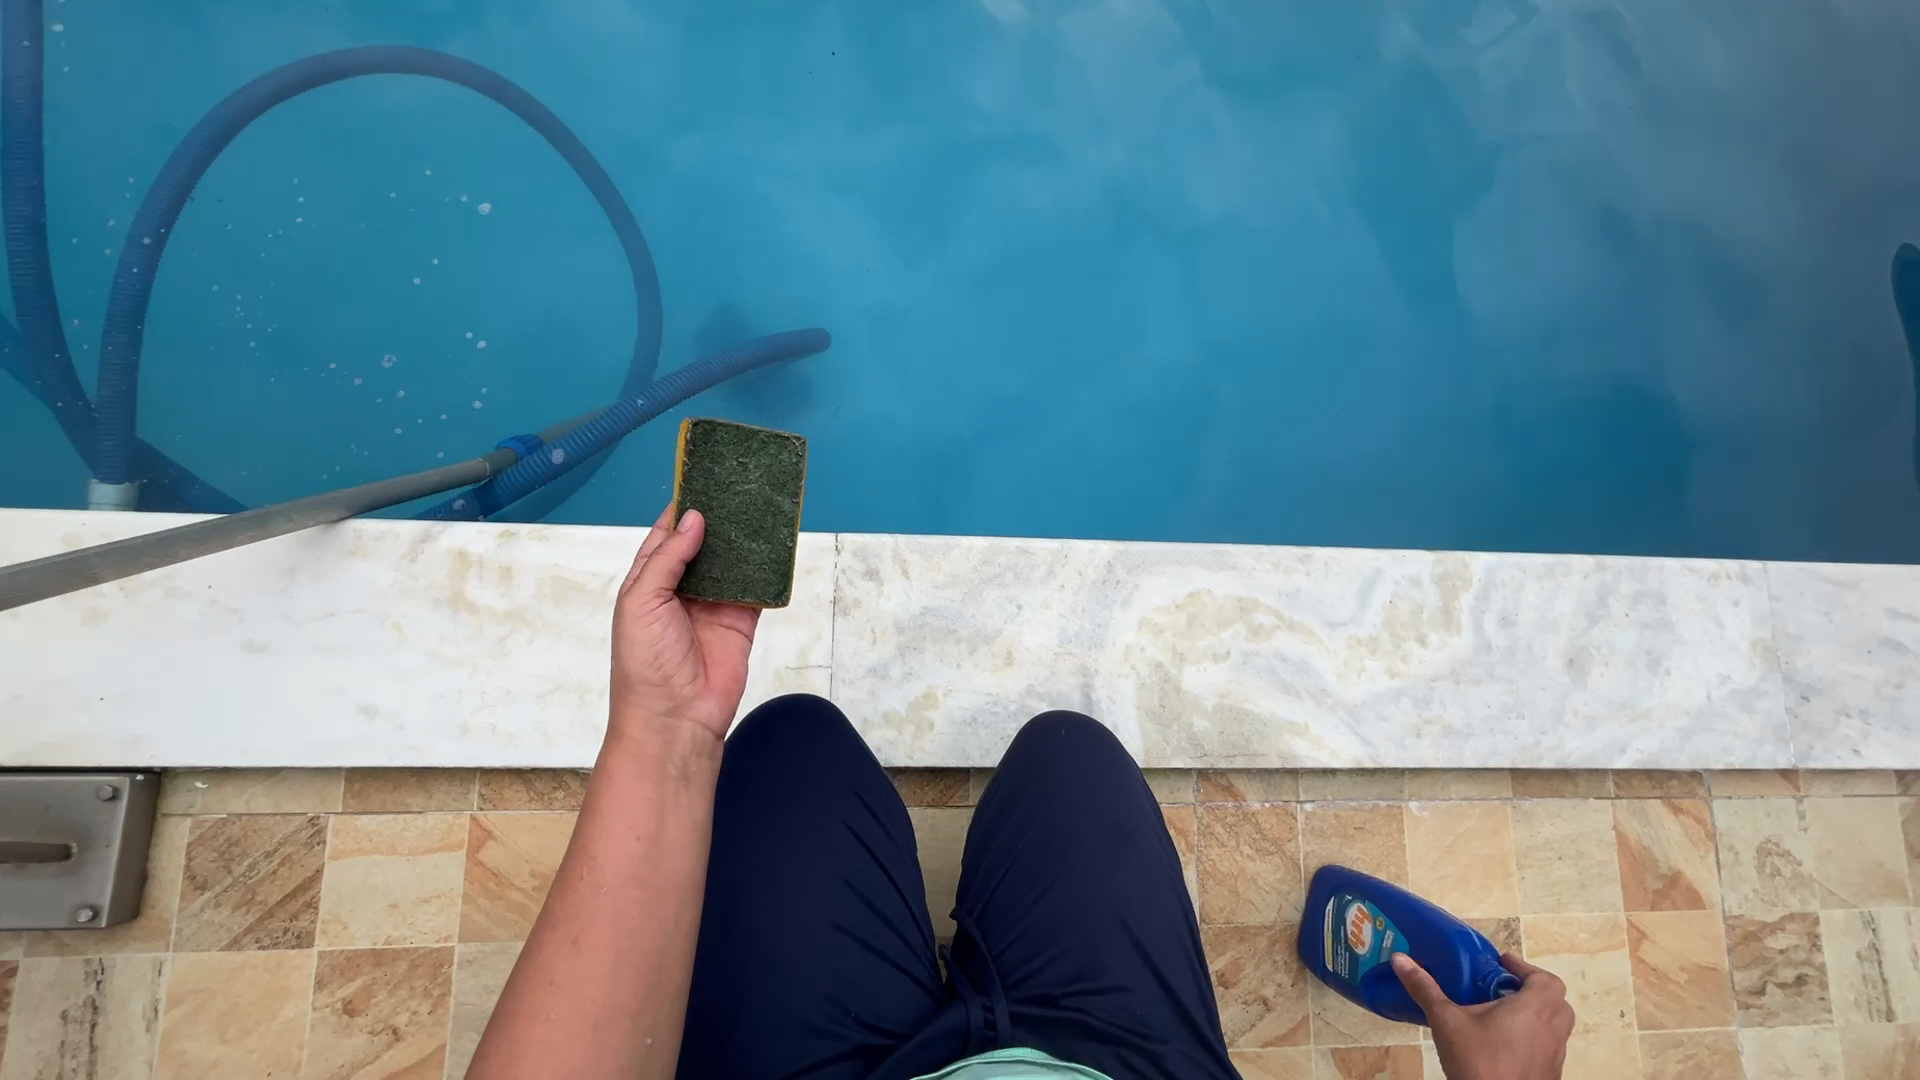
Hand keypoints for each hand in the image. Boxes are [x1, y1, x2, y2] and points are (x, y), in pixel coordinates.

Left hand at [608, 505, 759, 742]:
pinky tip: (777, 546)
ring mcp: (714, 605)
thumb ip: (668, 558)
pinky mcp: (742, 620)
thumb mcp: (642, 602)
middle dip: (718, 520)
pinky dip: (767, 570)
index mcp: (650, 582)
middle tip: (741, 488)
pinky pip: (757, 589)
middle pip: (703, 546)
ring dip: (743, 541)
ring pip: (732, 564)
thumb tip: (696, 517)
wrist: (676, 717)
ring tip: (761, 507)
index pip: (666, 537)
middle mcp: (683, 590)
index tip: (704, 479)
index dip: (683, 510)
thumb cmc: (646, 661)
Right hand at [1393, 952, 1574, 1079]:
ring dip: (1533, 1015)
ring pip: (1555, 1028)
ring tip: (1496, 1014)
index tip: (1499, 964)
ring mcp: (1554, 1059)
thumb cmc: (1478, 1062)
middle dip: (1532, 990)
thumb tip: (1399, 958)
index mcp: (1532, 1012)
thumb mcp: (1445, 1021)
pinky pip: (1547, 1048)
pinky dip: (1530, 1039)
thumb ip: (1424, 988)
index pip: (1547, 982)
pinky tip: (1499, 1044)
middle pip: (1557, 1004)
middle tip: (1500, 987)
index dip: (1526, 968)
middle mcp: (1550, 1033)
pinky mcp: (1548, 1077)